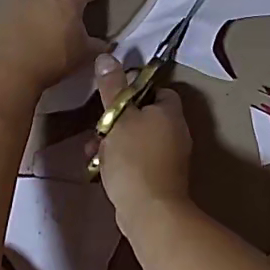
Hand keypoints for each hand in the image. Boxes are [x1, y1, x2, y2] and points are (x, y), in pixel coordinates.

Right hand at [91, 53, 192, 232]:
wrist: (150, 212)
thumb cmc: (135, 158)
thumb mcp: (118, 117)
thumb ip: (112, 87)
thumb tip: (107, 57)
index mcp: (171, 113)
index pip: (158, 90)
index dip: (135, 90)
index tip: (113, 96)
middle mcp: (176, 132)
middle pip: (145, 115)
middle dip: (117, 120)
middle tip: (98, 126)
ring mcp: (171, 158)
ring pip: (138, 139)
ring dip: (114, 142)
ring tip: (93, 150)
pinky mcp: (161, 179)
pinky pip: (138, 161)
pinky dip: (121, 161)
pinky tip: (101, 168)